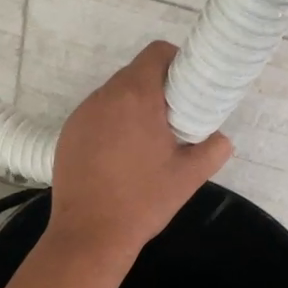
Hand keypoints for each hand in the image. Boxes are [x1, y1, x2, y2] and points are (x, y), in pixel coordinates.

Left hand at [48, 42, 233, 260]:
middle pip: (134, 73)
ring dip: (132, 108)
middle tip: (173, 121)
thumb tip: (220, 138)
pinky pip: (95, 117)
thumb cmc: (143, 201)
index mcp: (135, 96)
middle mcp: (103, 97)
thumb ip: (213, 149)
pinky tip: (120, 158)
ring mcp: (80, 116)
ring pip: (113, 96)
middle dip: (156, 89)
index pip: (156, 52)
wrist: (90, 235)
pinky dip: (111, 125)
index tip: (187, 88)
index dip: (176, 62)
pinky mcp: (67, 136)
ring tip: (146, 143)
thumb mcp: (189, 177)